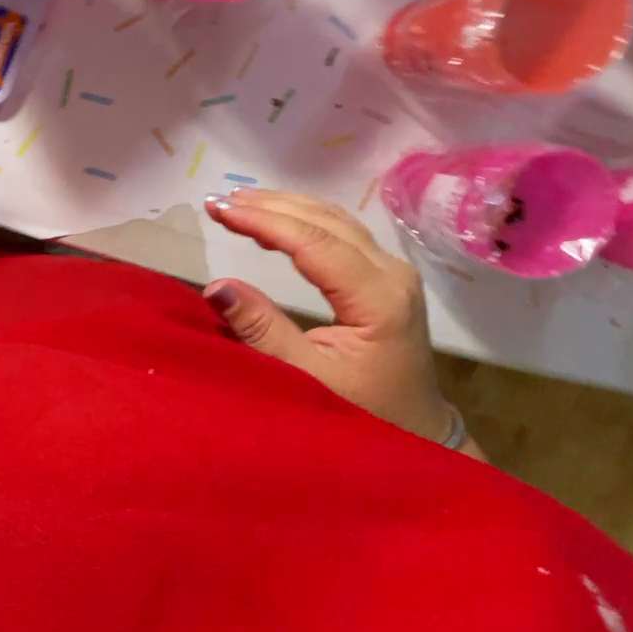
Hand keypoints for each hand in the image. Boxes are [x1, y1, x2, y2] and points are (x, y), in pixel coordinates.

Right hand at [203, 189, 459, 446]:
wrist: (414, 428)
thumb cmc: (361, 411)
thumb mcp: (306, 379)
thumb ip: (262, 331)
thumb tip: (218, 286)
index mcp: (378, 298)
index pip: (314, 242)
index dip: (263, 222)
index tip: (218, 211)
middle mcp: (391, 274)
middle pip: (326, 221)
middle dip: (269, 207)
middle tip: (218, 203)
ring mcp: (391, 272)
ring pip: (335, 220)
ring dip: (284, 207)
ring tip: (236, 203)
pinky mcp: (384, 277)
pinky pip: (340, 233)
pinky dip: (300, 220)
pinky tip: (272, 218)